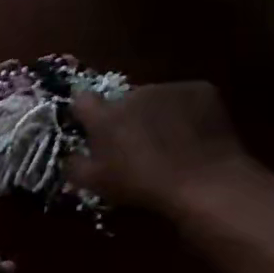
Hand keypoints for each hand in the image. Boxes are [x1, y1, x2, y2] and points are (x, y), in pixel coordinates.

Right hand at [66, 82, 258, 209]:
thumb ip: (74, 165)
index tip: (87, 126)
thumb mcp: (95, 184)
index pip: (82, 100)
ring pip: (153, 98)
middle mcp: (135, 94)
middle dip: (122, 118)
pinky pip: (183, 98)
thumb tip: (70, 154)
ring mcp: (171, 88)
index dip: (83, 112)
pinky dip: (181, 112)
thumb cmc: (141, 184)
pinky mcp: (202, 89)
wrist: (203, 180)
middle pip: (121, 101)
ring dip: (152, 114)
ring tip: (164, 141)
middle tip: (131, 144)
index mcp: (106, 116)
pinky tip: (188, 135)